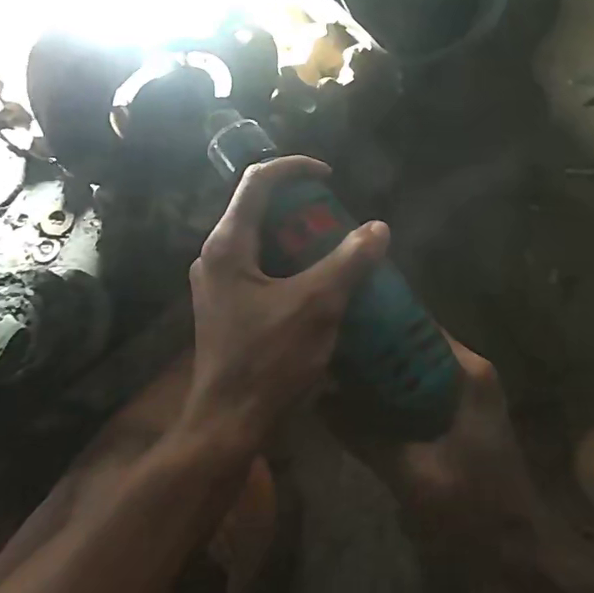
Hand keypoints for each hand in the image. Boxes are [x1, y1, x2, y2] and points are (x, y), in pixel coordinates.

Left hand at [182, 156, 389, 452]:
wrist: (228, 425)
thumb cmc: (268, 361)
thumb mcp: (317, 306)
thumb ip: (349, 262)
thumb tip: (378, 229)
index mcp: (228, 245)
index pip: (257, 180)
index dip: (295, 167)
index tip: (330, 177)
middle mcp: (215, 256)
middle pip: (258, 208)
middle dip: (301, 206)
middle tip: (338, 217)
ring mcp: (217, 283)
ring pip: (260, 240)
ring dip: (297, 236)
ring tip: (335, 247)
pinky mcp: (225, 307)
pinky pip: (259, 267)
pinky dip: (289, 263)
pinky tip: (318, 284)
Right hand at [345, 336, 543, 556]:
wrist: (518, 547)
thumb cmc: (472, 508)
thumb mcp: (413, 476)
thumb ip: (365, 438)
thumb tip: (318, 401)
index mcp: (466, 371)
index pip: (416, 323)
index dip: (377, 318)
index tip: (338, 319)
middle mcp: (469, 368)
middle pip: (413, 341)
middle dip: (373, 345)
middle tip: (327, 347)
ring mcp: (467, 388)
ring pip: (414, 364)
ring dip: (381, 368)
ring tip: (335, 367)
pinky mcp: (462, 409)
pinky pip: (421, 385)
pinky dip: (393, 389)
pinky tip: (360, 398)